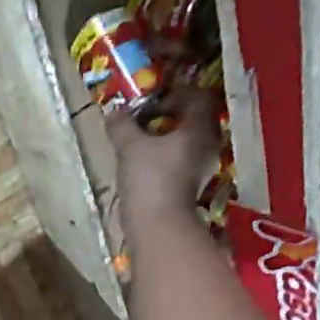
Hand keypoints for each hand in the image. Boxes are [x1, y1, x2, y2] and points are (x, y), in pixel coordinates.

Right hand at [107, 93, 222, 227]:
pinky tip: (143, 162)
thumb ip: (122, 125)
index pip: (198, 97)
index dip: (176, 94)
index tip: (153, 102)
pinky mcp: (188, 185)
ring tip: (140, 141)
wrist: (157, 225)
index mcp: (198, 129)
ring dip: (164, 137)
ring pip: (185, 141)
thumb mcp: (130, 147)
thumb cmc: (149, 179)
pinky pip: (179, 160)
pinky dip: (164, 156)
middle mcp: (205, 145)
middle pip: (192, 120)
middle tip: (144, 119)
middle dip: (169, 116)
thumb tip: (114, 111)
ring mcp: (199, 167)